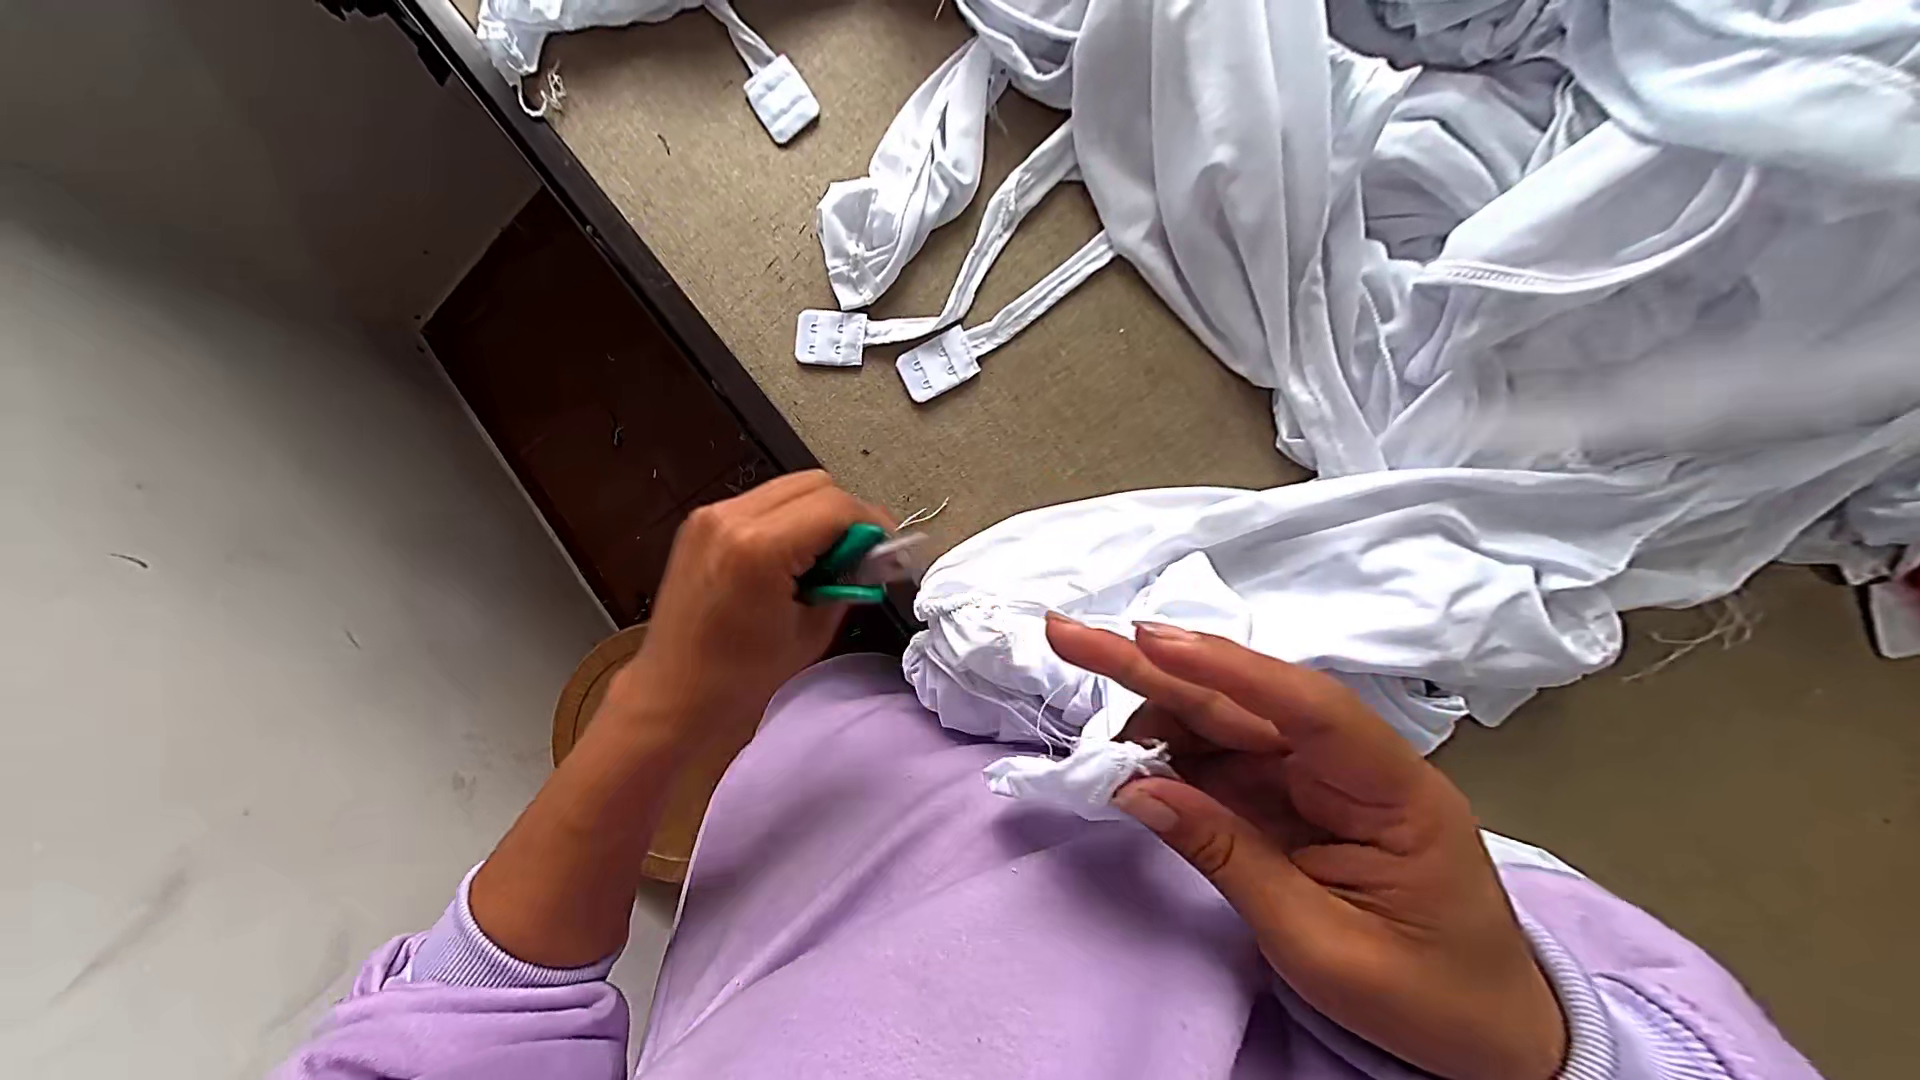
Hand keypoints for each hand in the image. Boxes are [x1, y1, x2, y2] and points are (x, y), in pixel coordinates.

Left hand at [608, 471, 892, 739]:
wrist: (673, 697)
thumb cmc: (738, 680)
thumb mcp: (811, 631)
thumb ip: (847, 582)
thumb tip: (871, 557)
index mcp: (758, 549)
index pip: (837, 507)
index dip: (873, 524)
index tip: (887, 547)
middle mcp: (730, 519)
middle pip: (816, 484)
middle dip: (847, 515)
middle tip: (860, 554)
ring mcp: (710, 516)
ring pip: (791, 487)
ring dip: (819, 514)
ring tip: (825, 559)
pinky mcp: (702, 524)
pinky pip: (764, 502)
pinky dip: (790, 519)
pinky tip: (793, 557)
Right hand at [1046, 615, 1566, 1079]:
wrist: (1486, 1032)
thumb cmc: (1429, 996)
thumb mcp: (1322, 944)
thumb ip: (1226, 855)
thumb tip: (1134, 787)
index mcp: (1390, 788)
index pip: (1305, 705)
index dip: (1224, 666)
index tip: (1146, 639)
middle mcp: (1342, 756)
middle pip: (1237, 695)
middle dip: (1149, 663)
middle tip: (1068, 634)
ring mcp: (1306, 767)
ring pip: (1214, 717)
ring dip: (1149, 718)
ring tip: (1103, 750)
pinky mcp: (1278, 784)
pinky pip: (1210, 754)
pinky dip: (1162, 755)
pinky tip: (1131, 764)